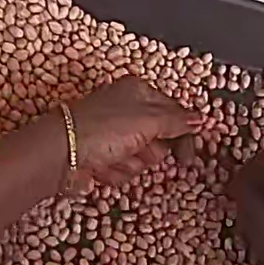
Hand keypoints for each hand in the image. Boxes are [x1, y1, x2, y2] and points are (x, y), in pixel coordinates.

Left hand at [67, 77, 199, 190]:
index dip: (183, 135)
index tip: (188, 157)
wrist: (62, 154)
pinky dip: (114, 172)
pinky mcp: (102, 157)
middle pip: (159, 140)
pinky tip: (101, 168)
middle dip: (150, 152)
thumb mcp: (149, 120)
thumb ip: (178, 121)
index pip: (175, 113)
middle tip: (136, 149)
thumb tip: (202, 119)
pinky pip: (123, 170)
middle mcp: (127, 111)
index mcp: (139, 92)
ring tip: (113, 158)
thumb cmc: (105, 129)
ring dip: (131, 164)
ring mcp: (114, 136)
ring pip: (141, 159)